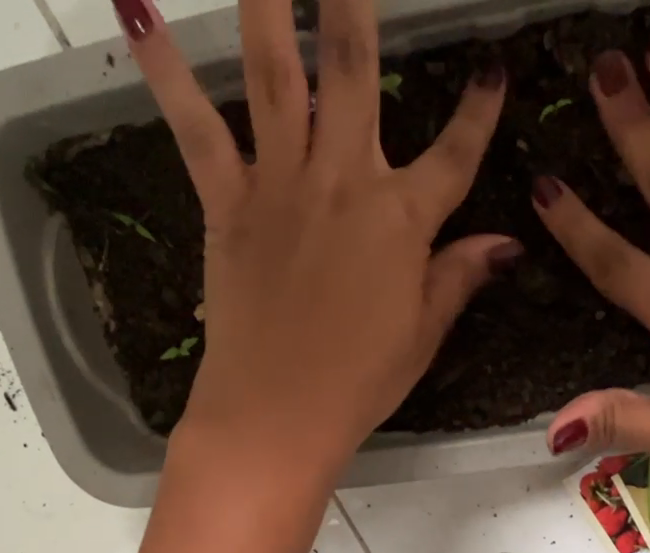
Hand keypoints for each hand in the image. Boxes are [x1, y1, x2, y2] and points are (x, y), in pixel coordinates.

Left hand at [117, 0, 515, 469]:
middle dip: (355, 1)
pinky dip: (168, 71)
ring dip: (271, 3)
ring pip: (277, 74)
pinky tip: (140, 13)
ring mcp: (282, 185)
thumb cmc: (359, 381)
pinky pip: (197, 128)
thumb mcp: (424, 333)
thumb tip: (509, 241)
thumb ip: (460, 275)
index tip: (494, 66)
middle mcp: (345, 182)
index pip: (457, 152)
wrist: (277, 413)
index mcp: (404, 220)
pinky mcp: (227, 202)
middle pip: (356, 70)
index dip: (481, 110)